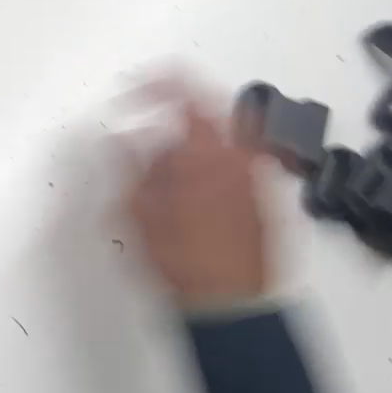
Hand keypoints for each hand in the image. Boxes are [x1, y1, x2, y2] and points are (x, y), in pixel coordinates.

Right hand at [124, 84, 272, 309]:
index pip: (185, 93)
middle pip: (212, 111)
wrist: (232, 307)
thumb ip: (131, 164)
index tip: (130, 93)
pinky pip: (238, 164)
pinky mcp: (268, 201)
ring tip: (164, 168)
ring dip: (191, 142)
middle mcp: (241, 158)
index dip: (153, 85)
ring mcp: (260, 180)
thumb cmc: (182, 259)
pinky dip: (210, 164)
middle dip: (176, 113)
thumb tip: (124, 137)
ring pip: (225, 139)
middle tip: (149, 123)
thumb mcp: (136, 209)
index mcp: (207, 153)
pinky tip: (188, 190)